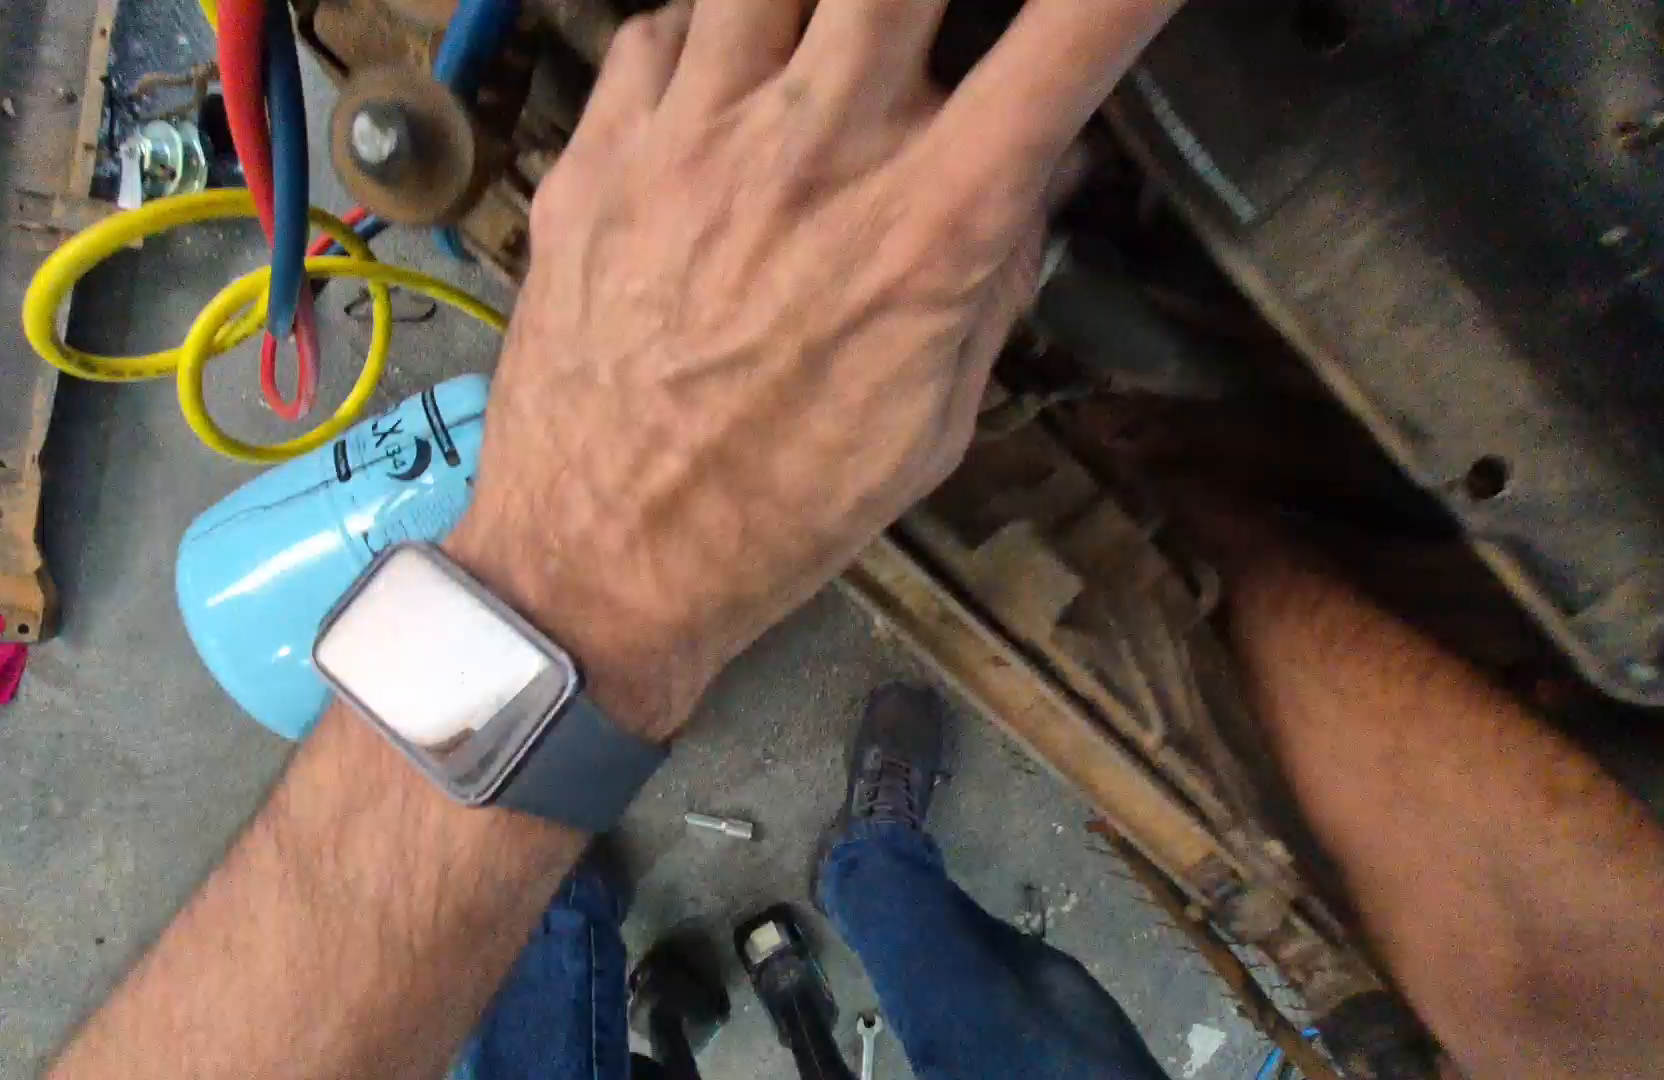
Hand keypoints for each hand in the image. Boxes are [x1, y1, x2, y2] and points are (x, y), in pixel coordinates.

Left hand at [448, 0, 1182, 738]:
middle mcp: (810, 154)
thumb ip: (986, 295)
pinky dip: (702, 41)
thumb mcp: (923, 436)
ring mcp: (686, 144)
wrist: (598, 562)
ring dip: (812, 1)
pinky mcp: (594, 163)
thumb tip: (1025, 189)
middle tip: (914, 49)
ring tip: (819, 60)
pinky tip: (713, 101)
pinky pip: (658, 32)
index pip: (1070, 35)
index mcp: (922, 234)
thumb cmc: (769, 523)